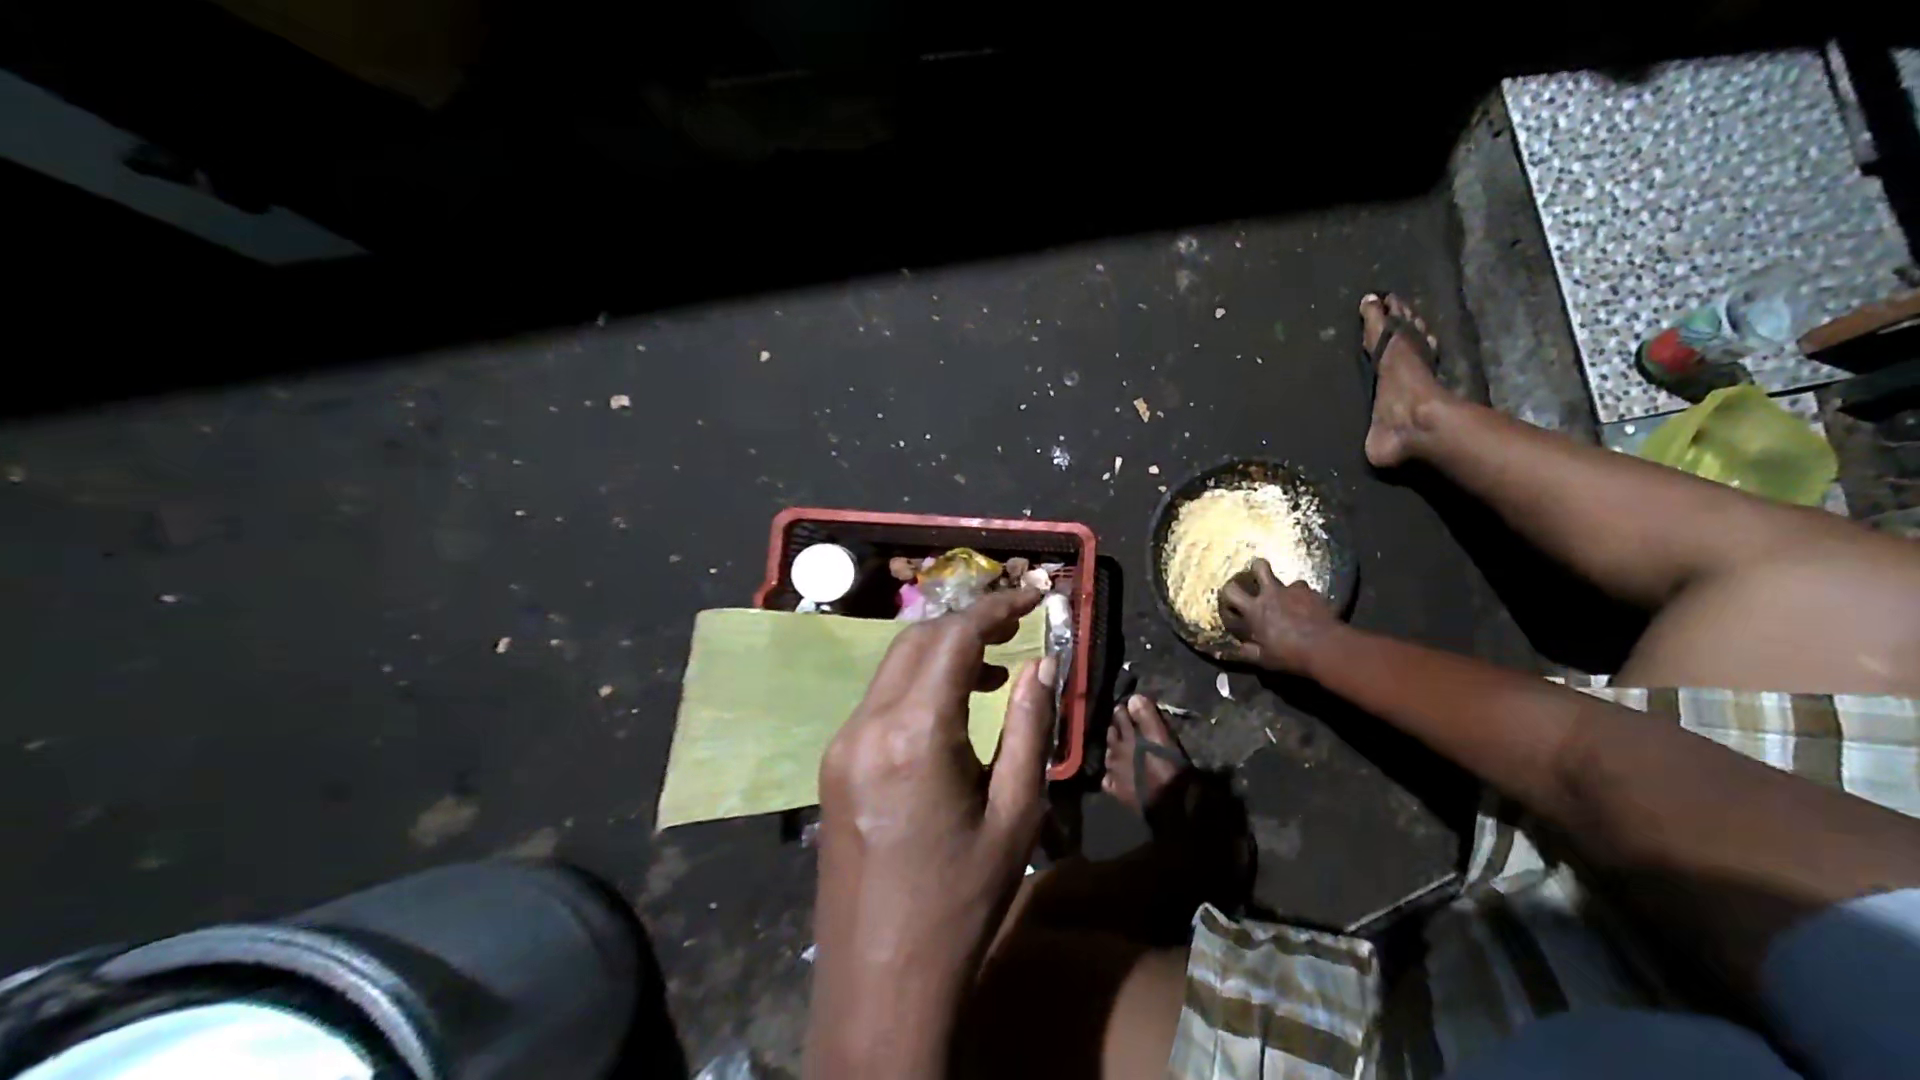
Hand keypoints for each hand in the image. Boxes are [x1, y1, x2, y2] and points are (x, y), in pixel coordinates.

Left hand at [805, 587, 1053, 1077]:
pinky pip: (880, 700)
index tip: (1034, 596)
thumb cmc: (960, 902)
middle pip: (917, 640)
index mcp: (913, 734)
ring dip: (944, 654)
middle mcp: (866, 724)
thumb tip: (1042, 664)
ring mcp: (841, 742)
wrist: (880, 976)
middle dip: (969, 624)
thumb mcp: (1014, 814)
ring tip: (997, 672)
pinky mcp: (834, 762)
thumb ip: (1031, 727)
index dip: (997, 608)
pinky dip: (920, 686)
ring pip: (894, 666)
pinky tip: (954, 711)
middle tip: (1018, 630)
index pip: (953, 638)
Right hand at [1217, 558, 1340, 672]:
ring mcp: (1295, 592)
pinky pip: (1307, 591)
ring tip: (1291, 601)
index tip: (1231, 598)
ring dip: (1288, 590)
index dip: (1228, 591)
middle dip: (1257, 567)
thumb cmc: (1290, 654)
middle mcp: (1272, 594)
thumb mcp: (1264, 659)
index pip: (1231, 590)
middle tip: (1258, 576)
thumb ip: (1247, 652)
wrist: (1327, 647)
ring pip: (1288, 580)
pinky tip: (1310, 610)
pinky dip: (1306, 599)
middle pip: (1260, 567)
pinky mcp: (1315, 594)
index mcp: (1255, 609)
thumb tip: (1235, 650)